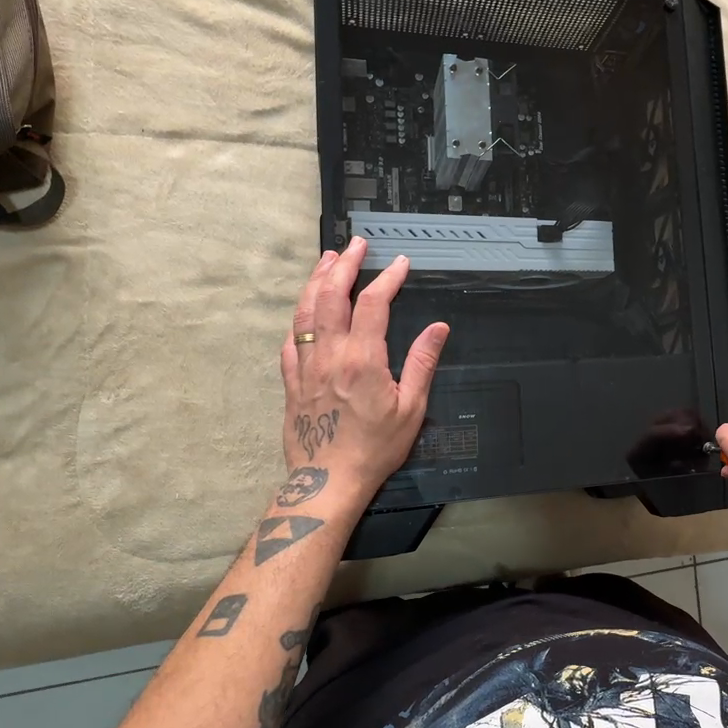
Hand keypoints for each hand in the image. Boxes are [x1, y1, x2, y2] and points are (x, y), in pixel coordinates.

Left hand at [279, 238, 448, 507]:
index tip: (400, 264)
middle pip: (332, 296)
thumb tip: (438, 327)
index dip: (387, 278)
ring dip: (316, 281)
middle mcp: (330, 355)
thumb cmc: (375, 448)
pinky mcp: (291, 381)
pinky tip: (305, 309)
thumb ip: (422, 362)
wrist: (328, 482)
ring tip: (327, 260)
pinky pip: (290, 341)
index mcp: (363, 360)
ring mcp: (306, 366)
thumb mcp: (411, 408)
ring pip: (306, 312)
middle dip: (344, 265)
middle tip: (357, 245)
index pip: (374, 304)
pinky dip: (299, 318)